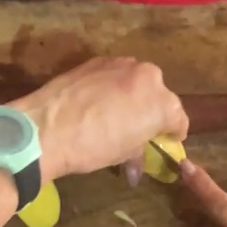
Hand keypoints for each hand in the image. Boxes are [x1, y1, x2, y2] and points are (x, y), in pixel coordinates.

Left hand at [14, 57, 187, 182]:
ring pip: (136, 81)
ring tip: (114, 115)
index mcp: (164, 103)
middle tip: (137, 129)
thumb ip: (139, 150)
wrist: (47, 129)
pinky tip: (97, 102)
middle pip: (158, 96)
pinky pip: (114, 75)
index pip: (179, 120)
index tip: (165, 141)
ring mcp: (122, 64)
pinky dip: (112, 86)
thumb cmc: (93, 147)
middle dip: (151, 111)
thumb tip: (136, 165)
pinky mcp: (98, 60)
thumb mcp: (123, 154)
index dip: (172, 134)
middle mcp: (149, 77)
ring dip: (132, 96)